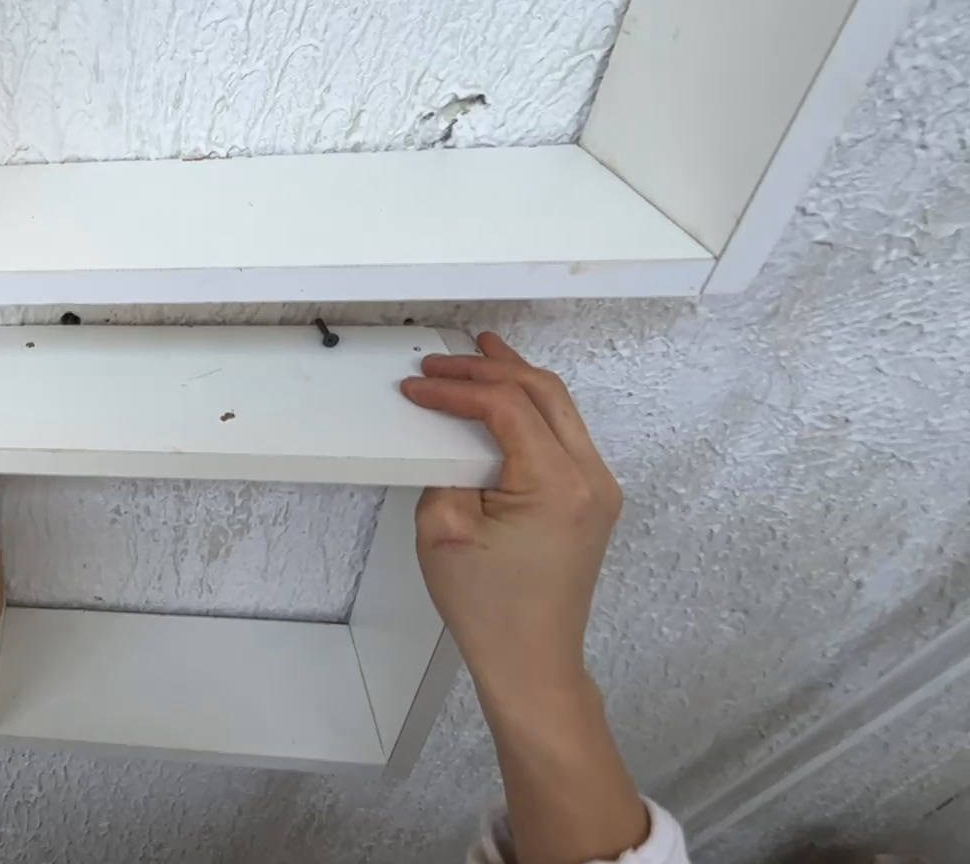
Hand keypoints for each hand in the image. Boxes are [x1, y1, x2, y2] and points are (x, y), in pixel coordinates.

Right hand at [399, 331, 622, 699]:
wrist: (528, 656)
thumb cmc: (487, 602)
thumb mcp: (443, 525)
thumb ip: (443, 465)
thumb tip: (444, 433)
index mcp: (558, 484)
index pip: (506, 406)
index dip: (455, 388)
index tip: (415, 388)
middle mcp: (590, 478)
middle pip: (542, 392)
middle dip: (486, 368)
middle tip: (439, 361)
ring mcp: (595, 488)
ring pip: (557, 405)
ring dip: (512, 377)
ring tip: (477, 353)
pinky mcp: (585, 497)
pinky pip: (559, 430)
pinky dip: (526, 404)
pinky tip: (502, 395)